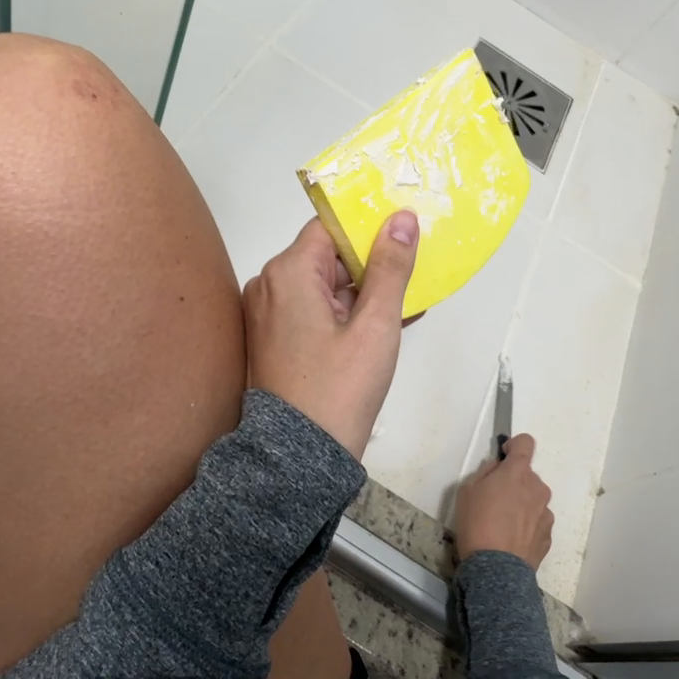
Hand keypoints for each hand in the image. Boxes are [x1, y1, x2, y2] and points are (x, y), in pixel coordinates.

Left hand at [243, 213, 418, 458]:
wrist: (298, 461)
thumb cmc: (340, 389)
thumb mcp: (375, 326)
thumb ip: (390, 267)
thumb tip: (403, 218)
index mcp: (287, 273)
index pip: (330, 228)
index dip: (367, 229)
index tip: (403, 236)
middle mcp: (268, 285)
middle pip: (326, 256)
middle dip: (369, 265)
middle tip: (412, 275)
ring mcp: (266, 313)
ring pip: (322, 285)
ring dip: (361, 292)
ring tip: (406, 305)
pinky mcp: (271, 337)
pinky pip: (312, 310)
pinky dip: (343, 313)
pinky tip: (381, 326)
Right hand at [453, 434, 553, 568]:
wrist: (495, 570)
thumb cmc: (477, 524)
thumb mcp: (467, 490)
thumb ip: (485, 472)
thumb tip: (497, 468)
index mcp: (518, 472)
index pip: (526, 442)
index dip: (514, 445)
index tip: (504, 457)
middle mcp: (537, 487)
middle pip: (528, 475)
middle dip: (514, 481)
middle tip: (495, 499)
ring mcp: (546, 513)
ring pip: (534, 498)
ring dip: (523, 503)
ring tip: (504, 524)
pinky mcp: (549, 536)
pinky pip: (537, 521)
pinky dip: (528, 525)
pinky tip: (512, 539)